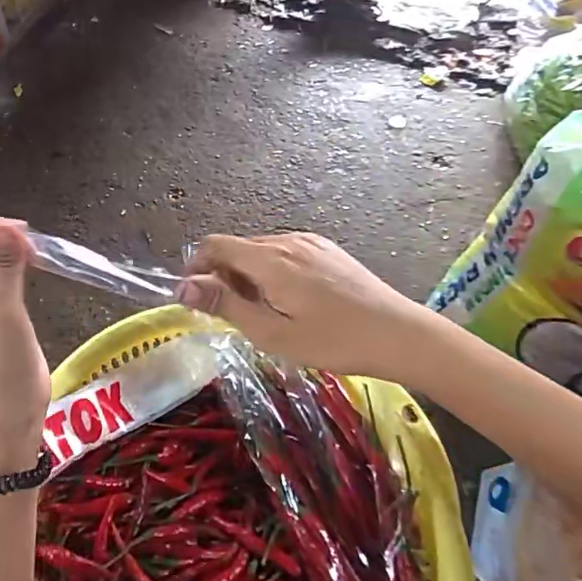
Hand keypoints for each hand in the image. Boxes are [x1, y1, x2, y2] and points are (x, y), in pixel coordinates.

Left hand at [0, 218, 48, 476]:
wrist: (10, 428)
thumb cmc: (1, 376)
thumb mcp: (4, 319)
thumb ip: (7, 270)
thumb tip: (12, 229)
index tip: (21, 229)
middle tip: (33, 239)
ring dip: (6, 251)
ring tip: (35, 250)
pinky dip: (13, 268)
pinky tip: (32, 264)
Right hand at [176, 232, 432, 377]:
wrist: (398, 334)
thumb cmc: (332, 340)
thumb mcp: (272, 332)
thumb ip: (225, 305)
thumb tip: (183, 287)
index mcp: (270, 259)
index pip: (215, 245)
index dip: (196, 267)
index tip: (197, 298)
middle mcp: (288, 240)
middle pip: (237, 247)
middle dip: (223, 275)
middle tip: (234, 315)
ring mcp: (310, 242)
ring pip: (261, 250)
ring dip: (248, 275)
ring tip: (265, 312)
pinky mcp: (326, 249)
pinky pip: (285, 252)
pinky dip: (272, 271)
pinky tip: (290, 301)